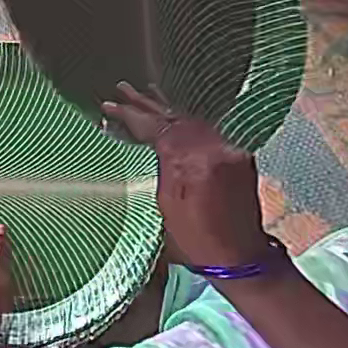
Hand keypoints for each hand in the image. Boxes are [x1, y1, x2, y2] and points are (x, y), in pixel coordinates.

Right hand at [100, 82, 267, 267]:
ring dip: (165, 109)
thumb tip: (142, 140)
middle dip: (146, 104)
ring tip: (143, 94)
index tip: (108, 106)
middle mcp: (216, 148)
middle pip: (175, 117)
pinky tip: (172, 114)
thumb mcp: (164, 205)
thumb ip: (157, 166)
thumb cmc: (194, 240)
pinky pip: (204, 130)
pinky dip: (184, 120)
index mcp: (194, 162)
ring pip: (191, 120)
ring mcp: (230, 149)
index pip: (157, 128)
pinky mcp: (237, 154)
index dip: (131, 116)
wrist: (239, 258)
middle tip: (122, 88)